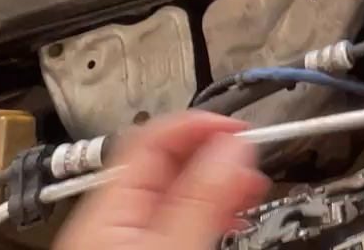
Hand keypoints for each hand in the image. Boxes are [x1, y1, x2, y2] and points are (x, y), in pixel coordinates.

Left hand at [55, 112, 269, 249]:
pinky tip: (228, 222)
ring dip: (218, 184)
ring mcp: (128, 246)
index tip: (242, 132)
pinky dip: (210, 214)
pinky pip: (180, 222)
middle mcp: (114, 225)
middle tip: (253, 162)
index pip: (155, 137)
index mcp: (109, 212)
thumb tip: (233, 146)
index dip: (200, 125)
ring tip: (249, 193)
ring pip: (177, 195)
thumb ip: (203, 199)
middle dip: (216, 156)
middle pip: (169, 164)